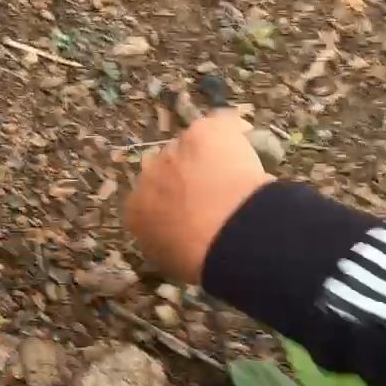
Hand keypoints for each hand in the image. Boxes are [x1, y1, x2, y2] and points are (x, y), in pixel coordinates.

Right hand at [126, 110, 273, 282]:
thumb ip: (167, 242)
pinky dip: (234, 134)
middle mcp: (148, 176)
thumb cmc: (201, 259)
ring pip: (192, 148)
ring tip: (237, 176)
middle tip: (216, 194)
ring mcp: (173, 151)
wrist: (228, 238)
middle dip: (187, 178)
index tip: (192, 211)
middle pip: (167, 168)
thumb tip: (176, 237)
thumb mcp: (173, 261)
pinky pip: (219, 125)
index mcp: (137, 210)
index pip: (150, 199)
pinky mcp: (201, 133)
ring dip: (210, 158)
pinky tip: (248, 148)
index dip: (173, 202)